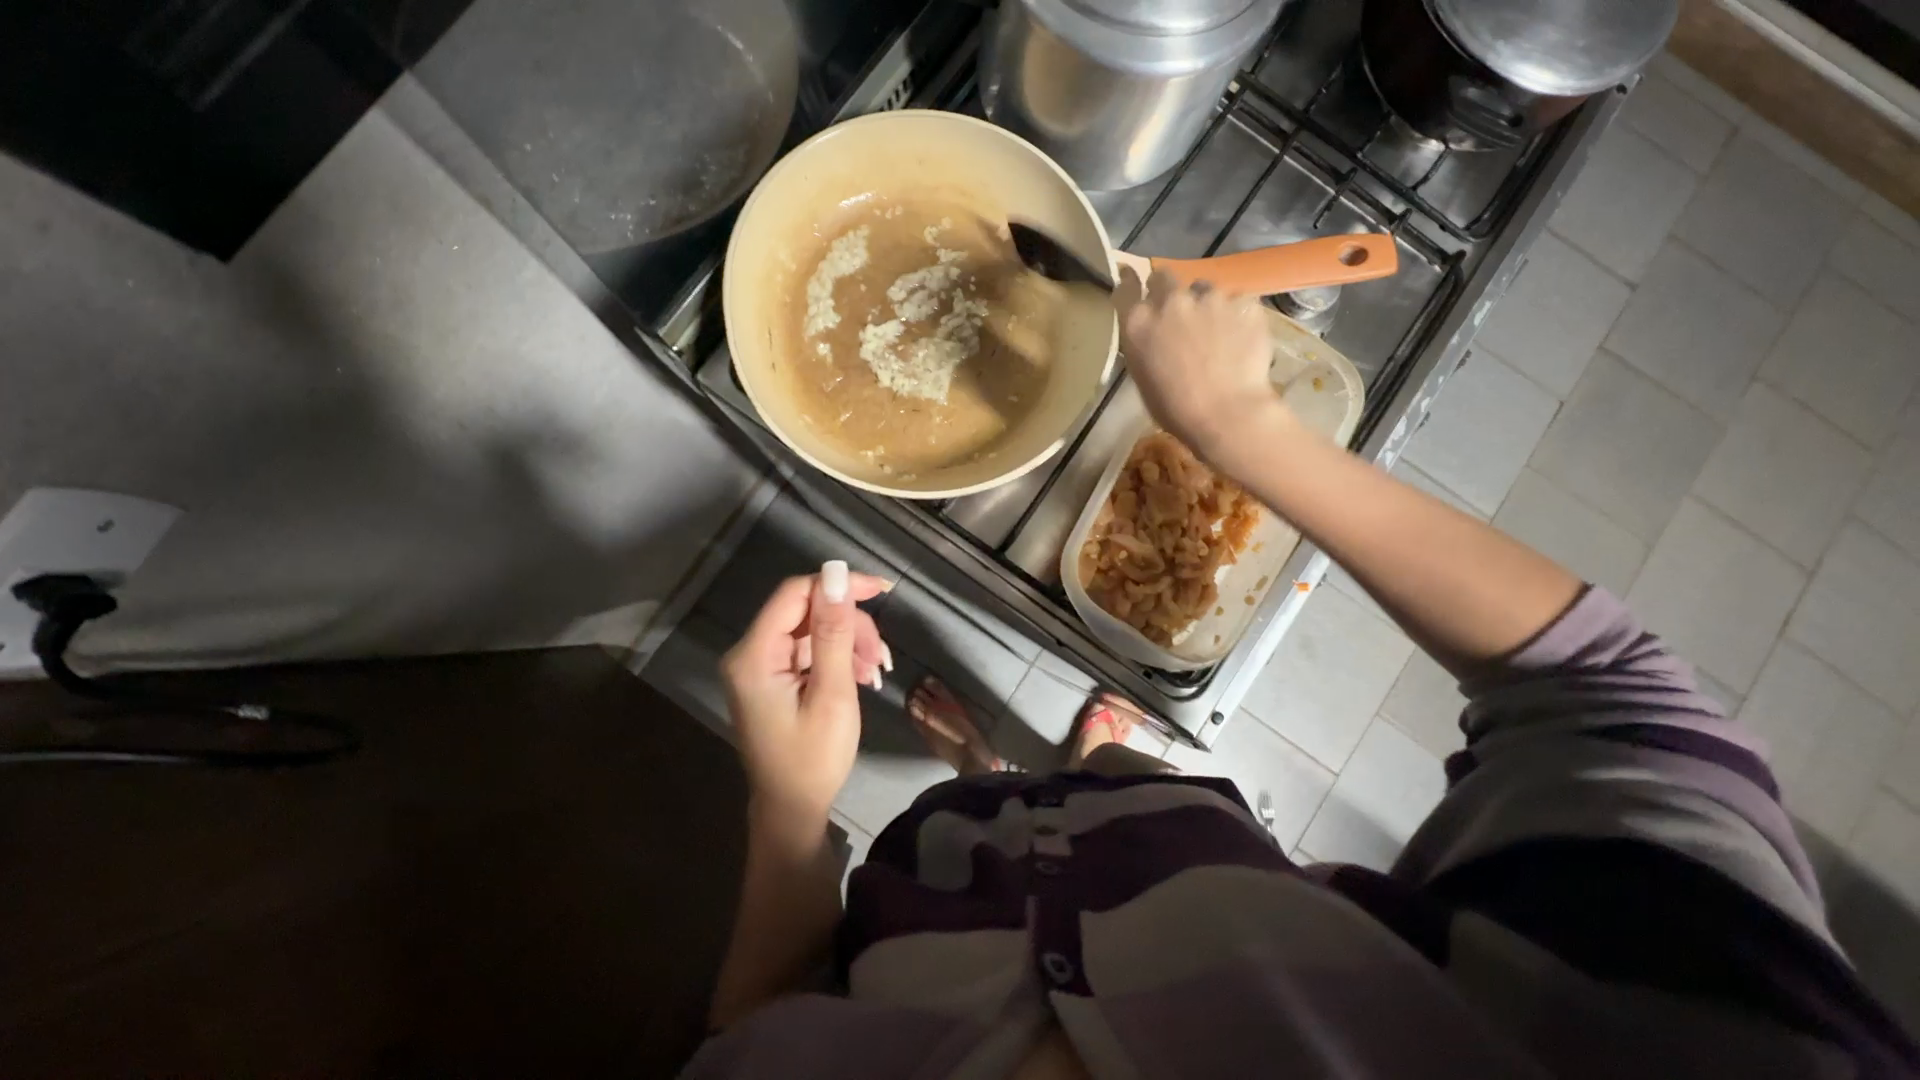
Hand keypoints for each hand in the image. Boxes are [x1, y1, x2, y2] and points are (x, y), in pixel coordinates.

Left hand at [720, 561, 892, 827]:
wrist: (793, 810)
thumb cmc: (813, 759)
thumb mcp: (832, 694)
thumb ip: (833, 631)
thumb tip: (836, 572)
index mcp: (754, 655)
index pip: (795, 593)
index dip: (838, 585)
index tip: (882, 591)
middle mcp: (750, 653)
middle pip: (807, 611)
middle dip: (850, 626)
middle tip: (881, 658)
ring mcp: (760, 667)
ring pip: (813, 630)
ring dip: (850, 644)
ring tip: (876, 674)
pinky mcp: (773, 679)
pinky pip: (808, 651)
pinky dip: (839, 659)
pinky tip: (863, 678)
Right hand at [1116, 268, 1291, 462]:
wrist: (1227, 415)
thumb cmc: (1176, 409)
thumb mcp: (1143, 376)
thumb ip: (1144, 343)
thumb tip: (1153, 332)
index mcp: (1138, 322)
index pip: (1127, 286)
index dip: (1130, 281)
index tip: (1134, 281)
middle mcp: (1170, 300)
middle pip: (1164, 277)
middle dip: (1169, 290)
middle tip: (1179, 313)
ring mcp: (1210, 297)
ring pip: (1204, 288)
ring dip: (1206, 303)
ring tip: (1217, 330)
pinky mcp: (1243, 301)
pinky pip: (1237, 300)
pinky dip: (1237, 315)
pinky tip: (1242, 337)